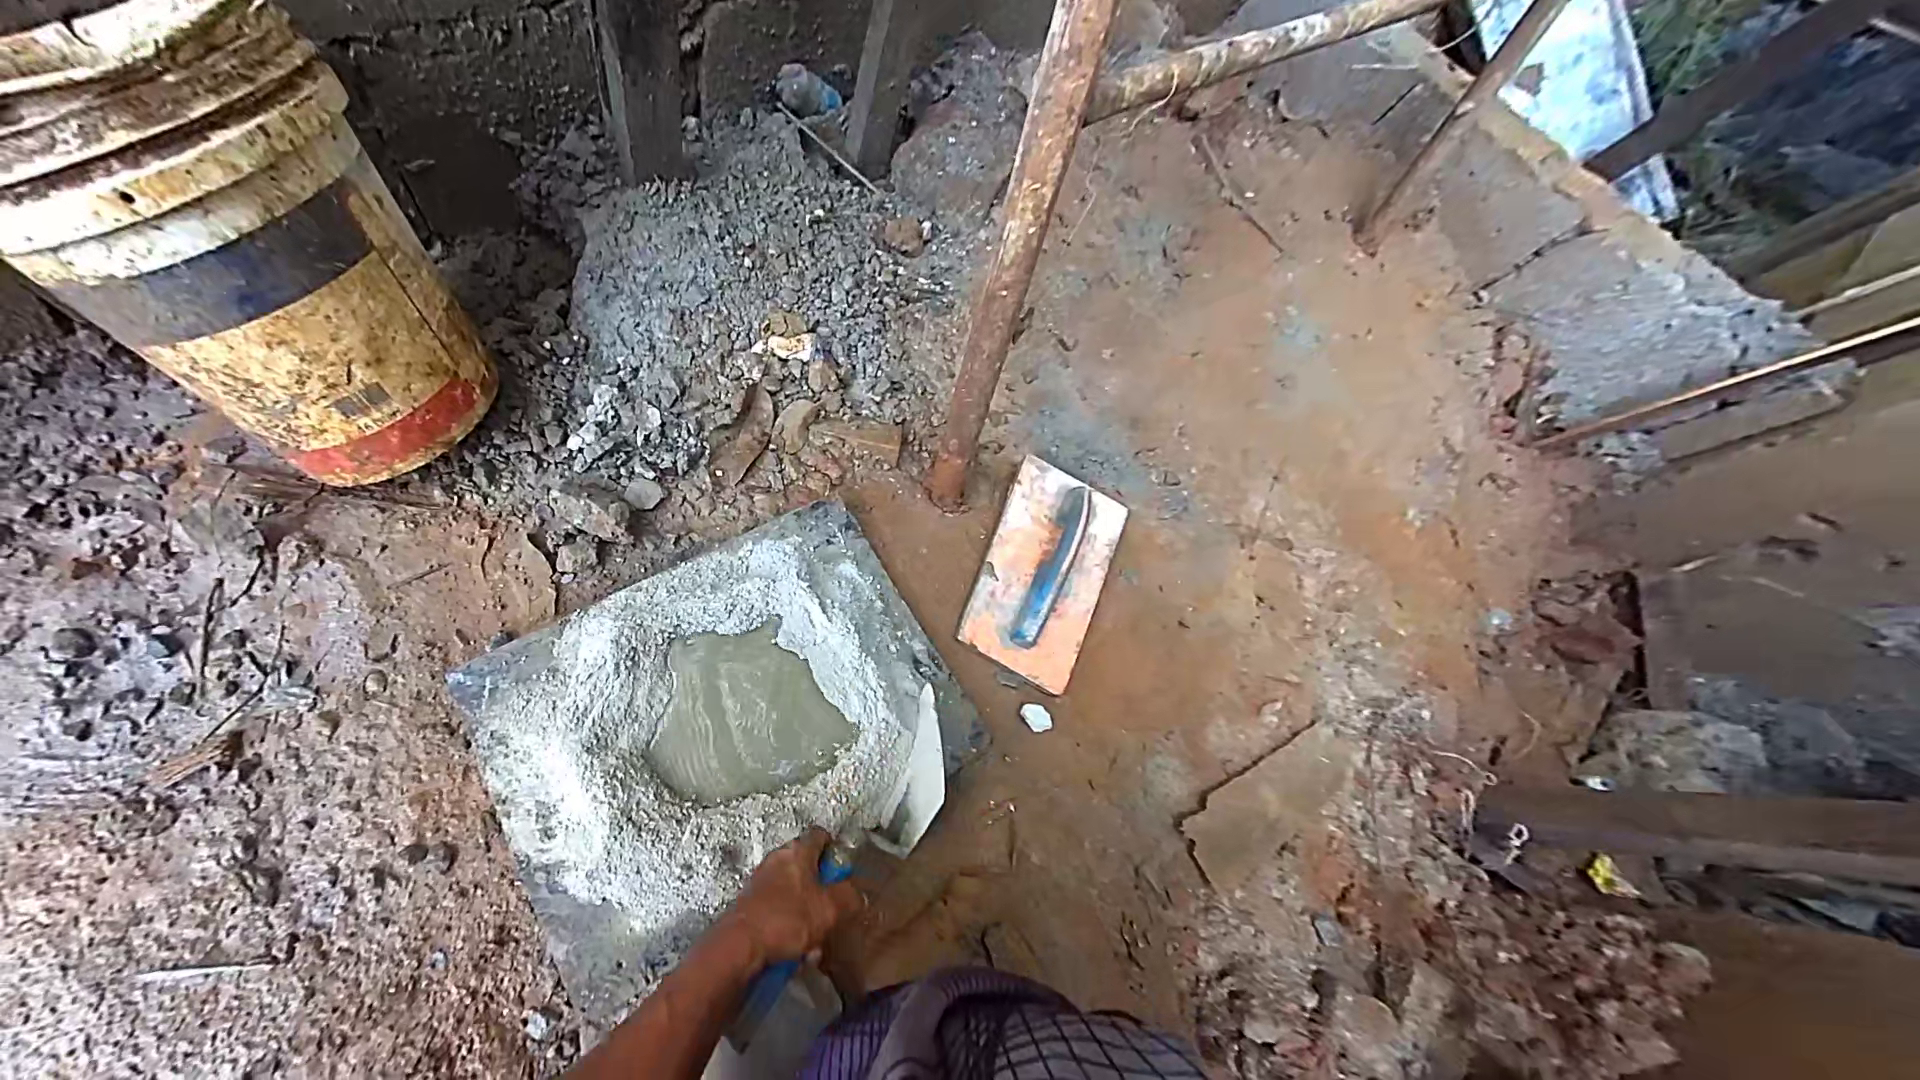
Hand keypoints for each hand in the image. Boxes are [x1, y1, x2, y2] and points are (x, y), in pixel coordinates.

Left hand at [723, 827, 864, 966]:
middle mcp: (776, 860)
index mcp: (797, 851)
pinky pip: (777, 913)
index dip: (835, 850)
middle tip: (831, 911)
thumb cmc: (786, 919)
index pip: (820, 836)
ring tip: (813, 942)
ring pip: (793, 894)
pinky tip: (794, 953)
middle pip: (807, 868)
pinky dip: (788, 929)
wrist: (737, 950)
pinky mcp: (748, 909)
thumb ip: (849, 897)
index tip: (844, 869)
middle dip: (821, 891)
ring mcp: (759, 884)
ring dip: (806, 915)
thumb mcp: (830, 908)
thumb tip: (857, 895)